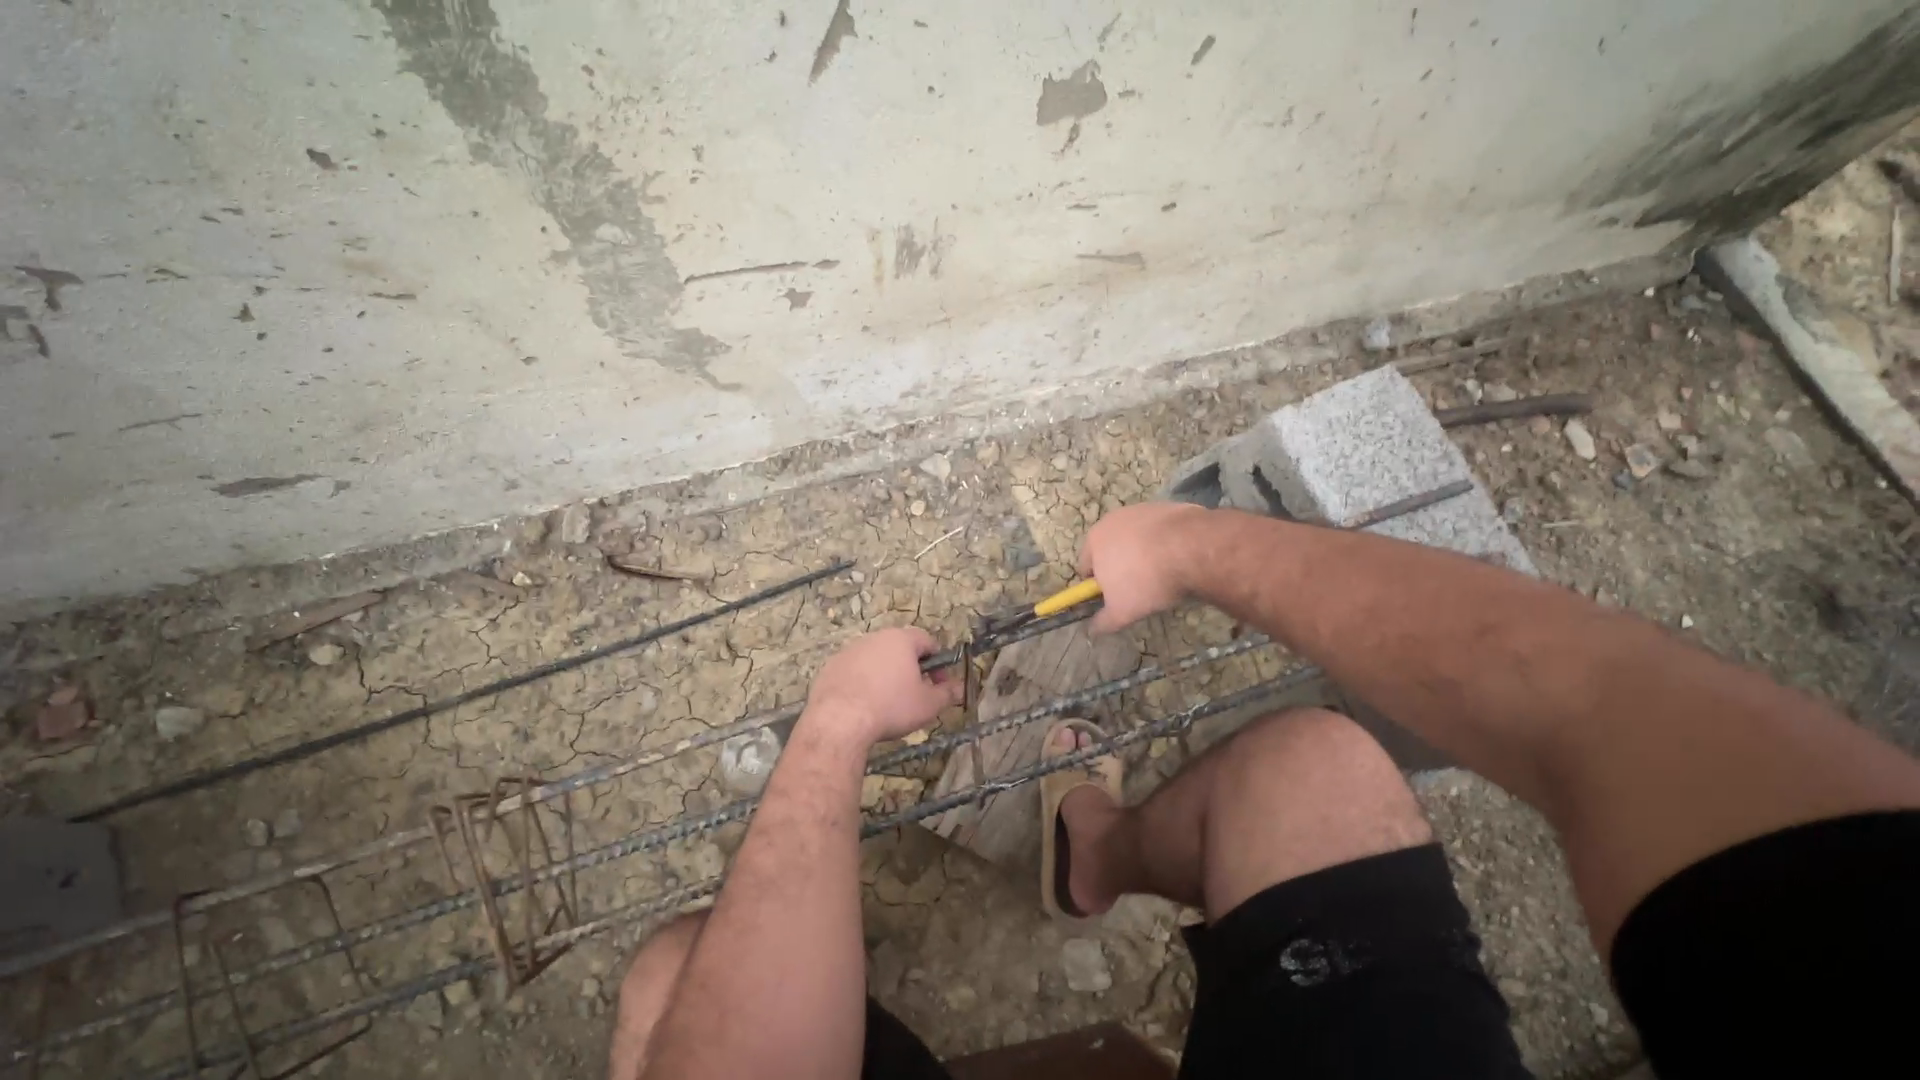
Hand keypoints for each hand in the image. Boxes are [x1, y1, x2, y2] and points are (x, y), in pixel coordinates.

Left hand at [802, 627, 962, 747]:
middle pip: (899, 649)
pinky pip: (853, 672)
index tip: (938, 684)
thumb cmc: (891, 707)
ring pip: (875, 660)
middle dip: (910, 669)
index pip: (926, 641)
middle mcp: (874, 638)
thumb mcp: (927, 704)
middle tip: (914, 694)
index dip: (937, 662)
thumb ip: (947, 694)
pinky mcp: (830, 667)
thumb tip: (960, 688)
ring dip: (885, 676)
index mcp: (900, 640)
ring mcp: (849, 651)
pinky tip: (862, 706)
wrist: (840, 720)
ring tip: (887, 703)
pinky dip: (862, 684)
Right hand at [1077, 503, 1210, 632]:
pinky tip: (1178, 559)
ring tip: (1163, 574)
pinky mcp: (1167, 507)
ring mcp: (1141, 510)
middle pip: (1111, 549)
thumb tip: (1091, 630)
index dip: (1098, 586)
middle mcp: (1113, 520)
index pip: (1086, 567)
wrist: (1193, 549)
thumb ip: (1103, 622)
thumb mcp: (1122, 612)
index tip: (1115, 599)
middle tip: (1140, 588)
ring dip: (1143, 554)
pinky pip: (1159, 531)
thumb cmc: (1147, 581)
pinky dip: (1164, 543)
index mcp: (1094, 541)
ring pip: (1136, 539)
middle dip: (1121, 568)